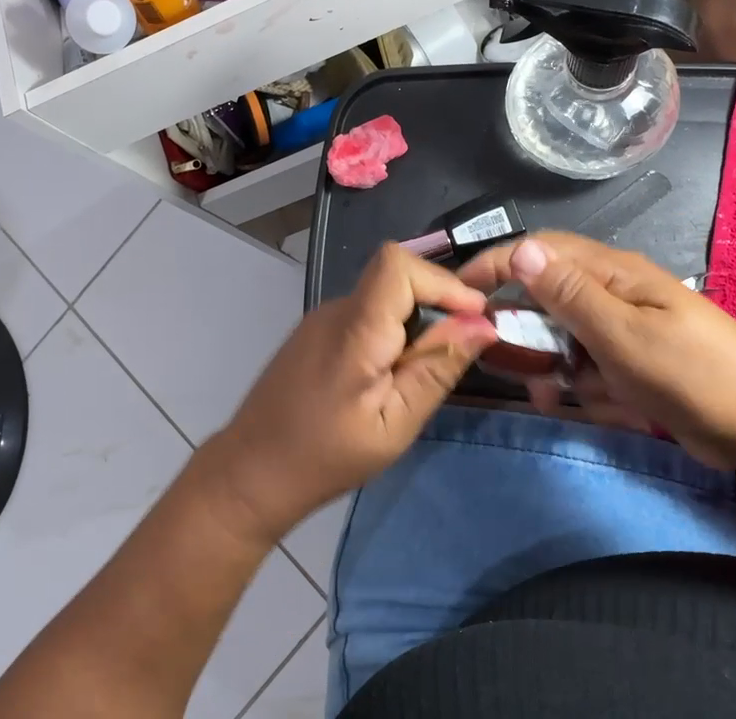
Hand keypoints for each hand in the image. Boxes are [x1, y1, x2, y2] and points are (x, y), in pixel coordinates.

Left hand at [205, 244, 495, 540]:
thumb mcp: (395, 424)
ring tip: (419, 378)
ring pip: (382, 299)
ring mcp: (320, 320)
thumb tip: (483, 324)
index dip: (443, 281)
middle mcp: (335, 311)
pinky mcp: (314, 334)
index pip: (398, 264)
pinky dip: (390, 335)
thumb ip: (436, 369)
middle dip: (437, 305)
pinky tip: (389, 379)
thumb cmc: (326, 457)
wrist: (252, 471)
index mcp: (354, 329)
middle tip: (456, 357)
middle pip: (395, 278)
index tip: (473, 319)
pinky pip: (365, 317)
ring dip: (414, 325)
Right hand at [459, 233, 735, 468]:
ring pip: (564, 338)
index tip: (458, 292)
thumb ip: (568, 294)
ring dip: (553, 365)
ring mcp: (625, 330)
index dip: (496, 264)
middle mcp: (615, 293)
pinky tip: (590, 406)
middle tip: (502, 359)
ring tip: (552, 394)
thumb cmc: (693, 376)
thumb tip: (521, 248)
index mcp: (614, 273)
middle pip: (547, 296)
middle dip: (522, 328)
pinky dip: (583, 386)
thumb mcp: (622, 334)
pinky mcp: (633, 363)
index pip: (541, 250)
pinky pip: (590, 367)